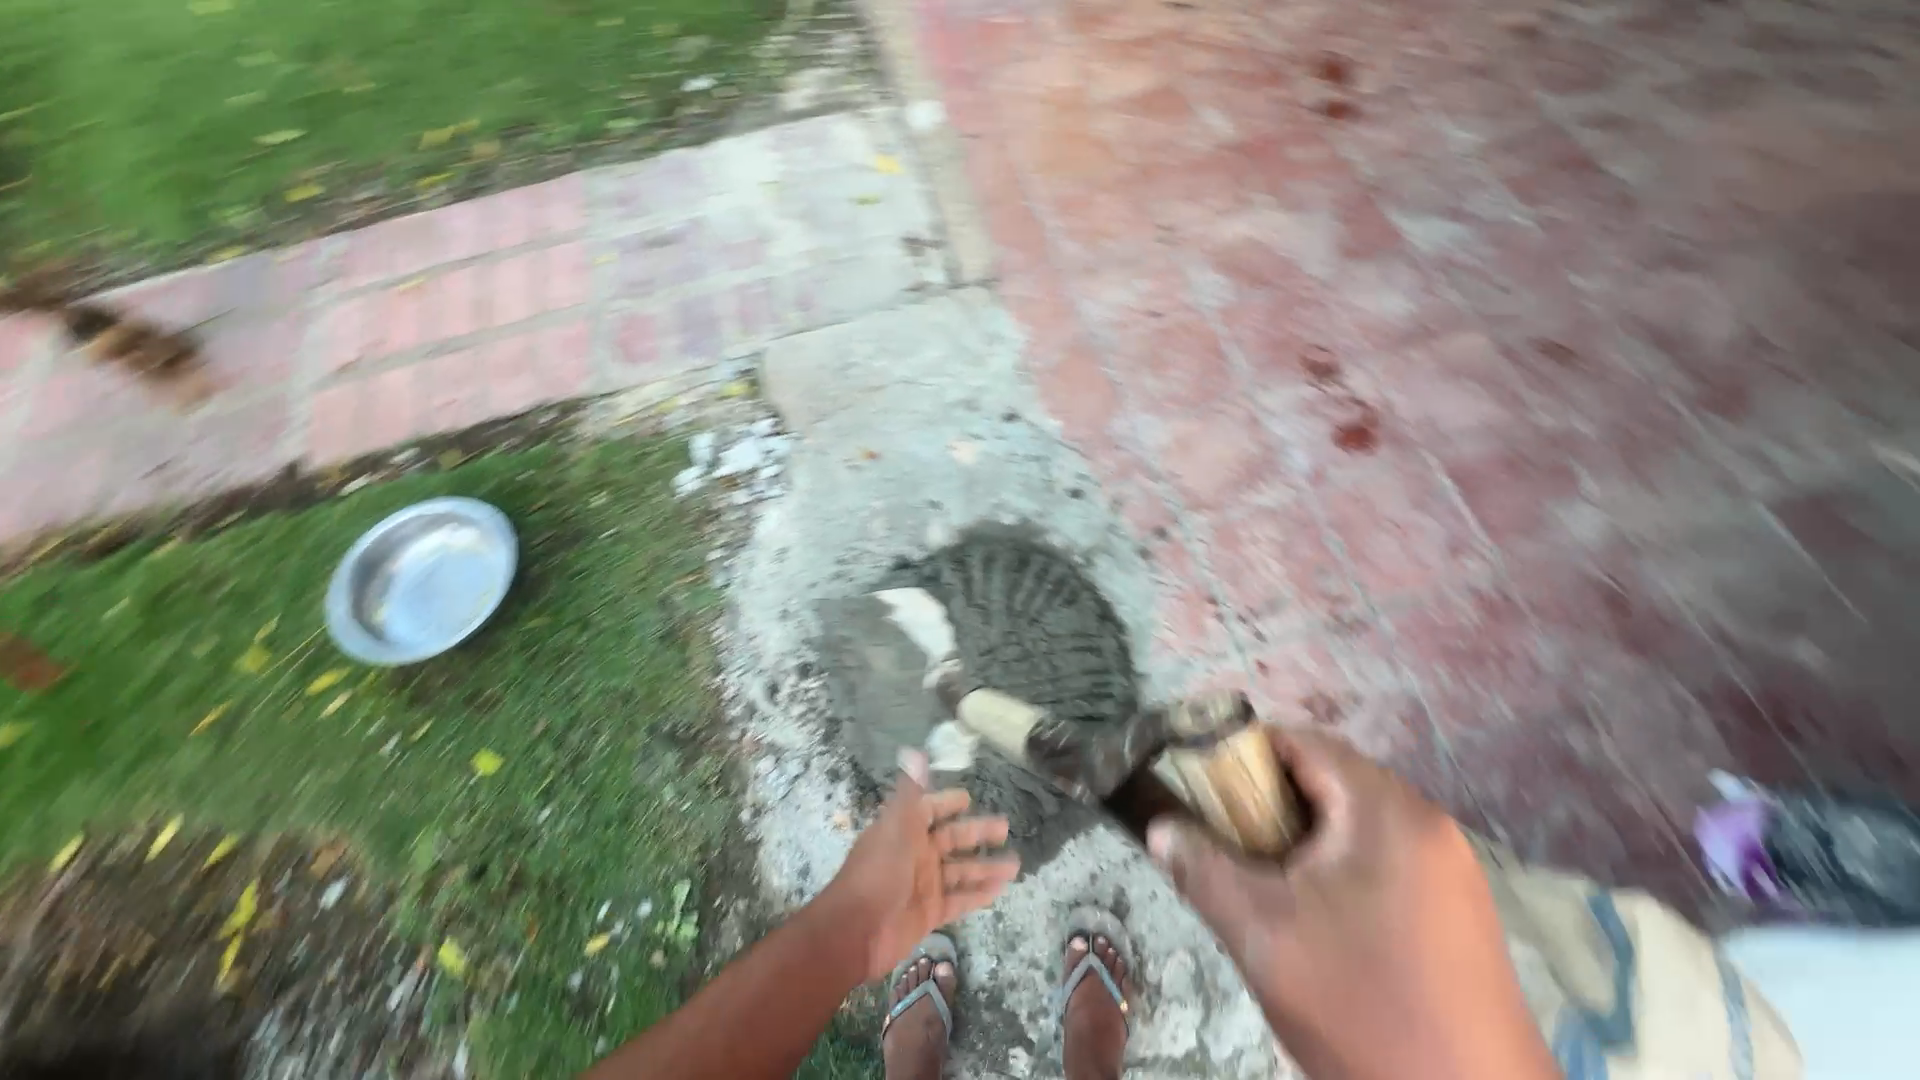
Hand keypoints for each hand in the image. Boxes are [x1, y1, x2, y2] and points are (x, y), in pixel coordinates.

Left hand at [822, 750, 1020, 979]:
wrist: (856, 931)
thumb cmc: (877, 872)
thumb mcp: (895, 826)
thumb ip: (909, 792)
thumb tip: (915, 751)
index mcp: (903, 830)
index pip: (928, 810)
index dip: (945, 802)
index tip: (967, 797)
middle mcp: (915, 854)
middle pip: (951, 839)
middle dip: (977, 832)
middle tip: (1005, 827)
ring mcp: (923, 885)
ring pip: (961, 871)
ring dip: (985, 866)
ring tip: (1016, 863)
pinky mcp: (930, 912)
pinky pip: (960, 900)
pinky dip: (979, 894)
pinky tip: (1002, 889)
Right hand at [1147, 728, 1555, 1079]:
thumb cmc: (1362, 1006)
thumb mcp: (1263, 935)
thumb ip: (1203, 870)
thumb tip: (1160, 829)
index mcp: (1385, 811)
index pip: (1302, 742)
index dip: (1242, 754)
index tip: (1201, 791)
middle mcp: (1425, 823)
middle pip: (1327, 779)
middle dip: (1268, 803)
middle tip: (1229, 846)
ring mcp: (1447, 867)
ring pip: (1351, 823)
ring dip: (1300, 839)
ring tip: (1265, 886)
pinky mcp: (1454, 908)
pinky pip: (1379, 859)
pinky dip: (1335, 868)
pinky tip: (1315, 919)